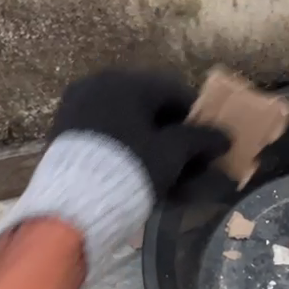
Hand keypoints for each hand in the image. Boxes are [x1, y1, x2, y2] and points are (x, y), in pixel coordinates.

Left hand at [49, 71, 231, 194]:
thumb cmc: (129, 170)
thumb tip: (225, 138)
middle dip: (170, 130)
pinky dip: (123, 143)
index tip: (208, 140)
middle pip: (148, 103)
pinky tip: (136, 168)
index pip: (175, 91)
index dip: (197, 116)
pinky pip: (104, 129)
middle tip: (186, 157)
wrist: (71, 206)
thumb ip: (200, 141)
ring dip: (148, 138)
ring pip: (125, 118)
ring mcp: (77, 105)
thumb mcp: (171, 154)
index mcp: (127, 82)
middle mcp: (99, 83)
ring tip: (163, 168)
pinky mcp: (63, 129)